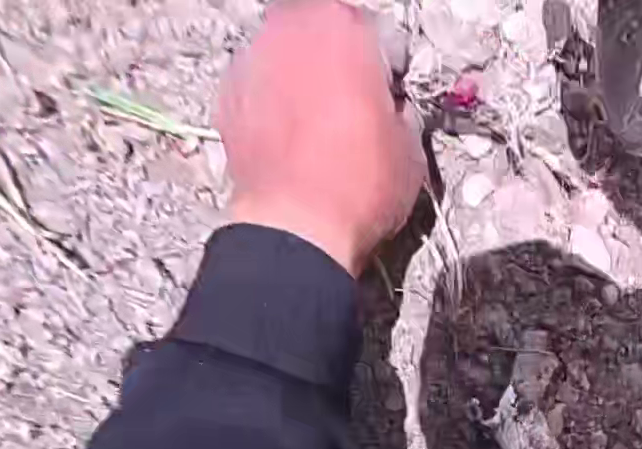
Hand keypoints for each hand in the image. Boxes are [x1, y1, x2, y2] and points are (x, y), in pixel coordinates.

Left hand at [216, 0, 425, 275]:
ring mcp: (254, 57)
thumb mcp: (411, 155)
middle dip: (347, 70)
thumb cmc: (357, 189)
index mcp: (344, 30)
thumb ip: (405, 116)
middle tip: (364, 116)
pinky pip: (265, 89)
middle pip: (328, 37)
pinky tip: (302, 148)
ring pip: (293, 59)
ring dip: (312, 86)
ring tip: (331, 137)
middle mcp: (291, 28)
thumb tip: (398, 112)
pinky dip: (282, 109)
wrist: (301, 226)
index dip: (394, 74)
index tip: (398, 100)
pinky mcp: (229, 92)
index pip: (381, 35)